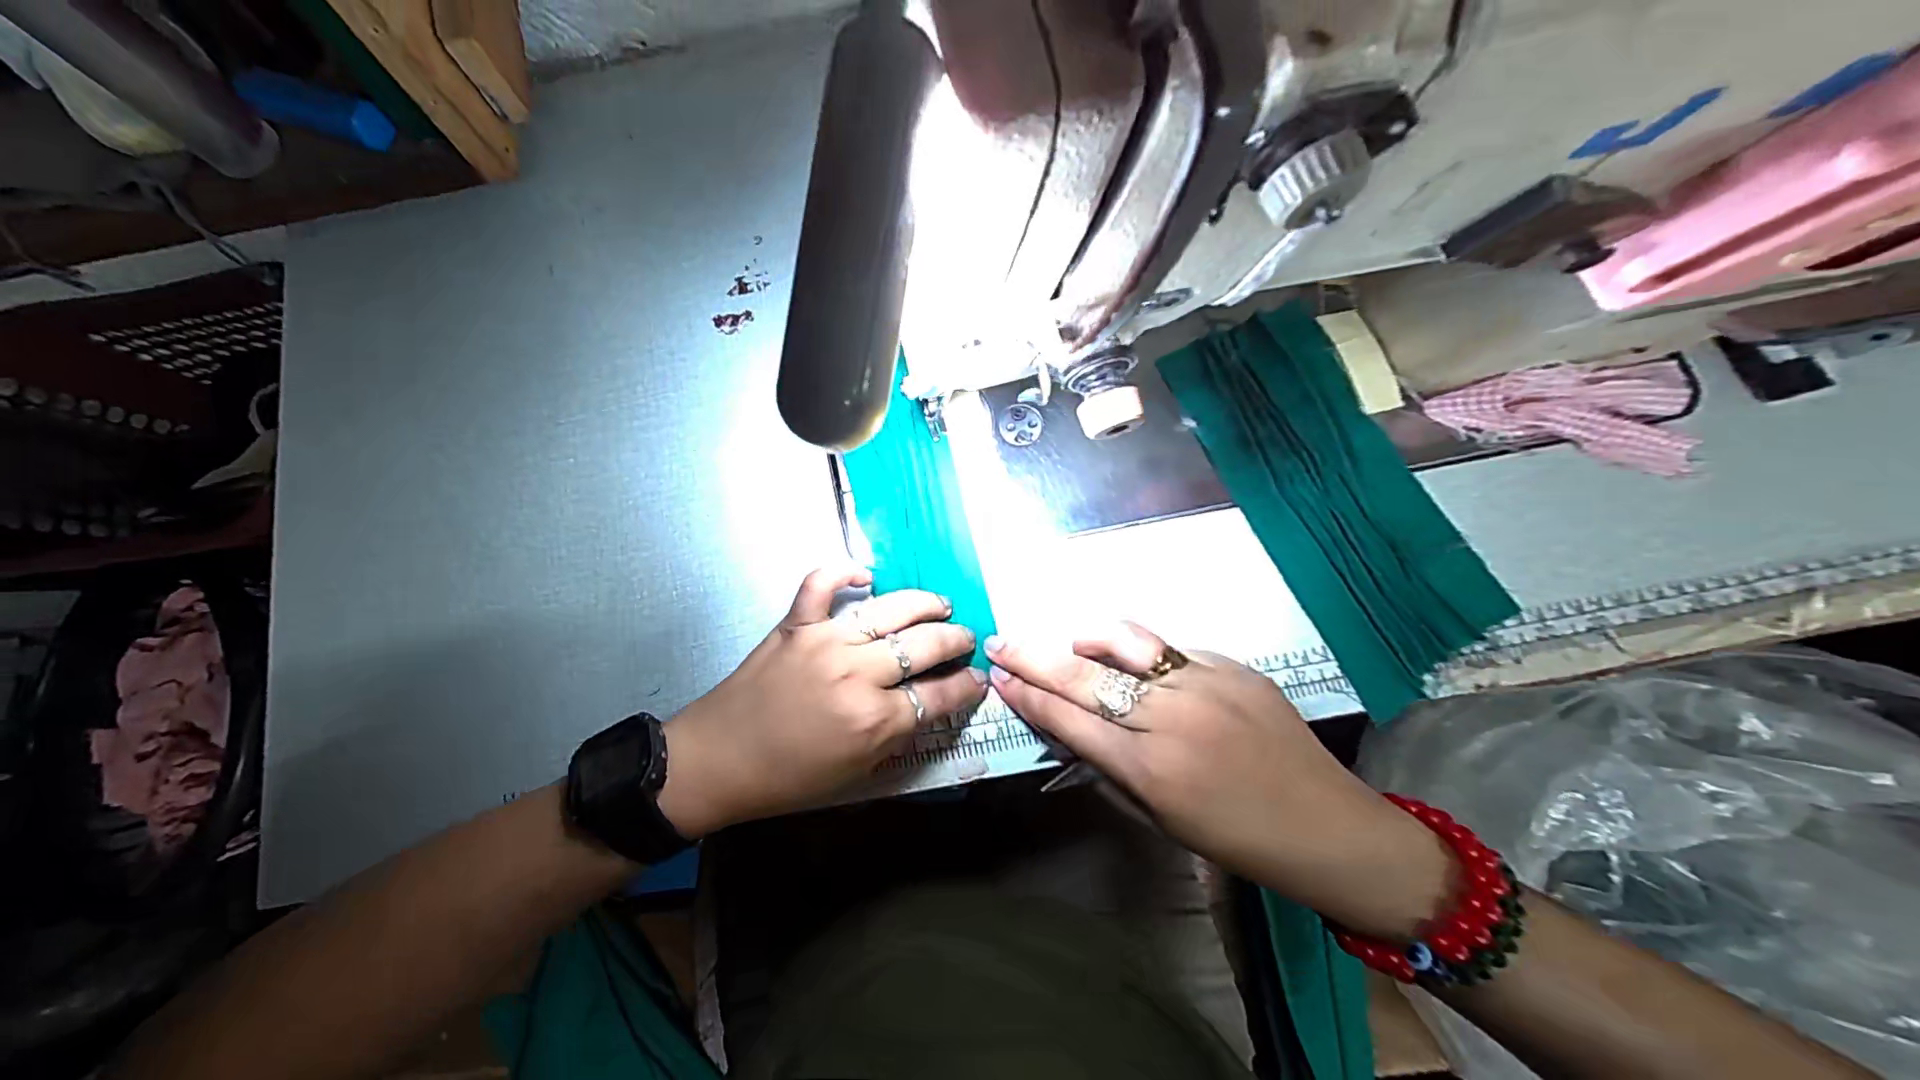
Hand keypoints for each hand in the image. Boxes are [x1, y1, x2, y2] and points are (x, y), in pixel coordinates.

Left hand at [654, 565, 987, 839]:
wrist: (718, 762)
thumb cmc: (789, 778)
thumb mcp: (856, 772)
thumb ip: (900, 734)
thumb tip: (933, 702)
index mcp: (875, 720)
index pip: (940, 694)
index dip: (968, 685)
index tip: (978, 678)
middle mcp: (857, 673)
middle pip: (926, 644)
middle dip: (957, 640)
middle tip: (966, 639)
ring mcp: (824, 642)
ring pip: (890, 609)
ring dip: (924, 603)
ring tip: (940, 604)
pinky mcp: (794, 625)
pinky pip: (820, 584)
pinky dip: (842, 572)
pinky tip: (865, 574)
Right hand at [987, 623, 1454, 938]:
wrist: (1326, 826)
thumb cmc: (1235, 839)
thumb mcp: (1160, 818)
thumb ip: (1109, 770)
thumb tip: (1069, 728)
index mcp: (1149, 769)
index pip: (1069, 720)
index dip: (1028, 696)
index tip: (1000, 678)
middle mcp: (1171, 719)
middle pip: (1085, 678)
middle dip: (1034, 659)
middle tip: (1002, 642)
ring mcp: (1205, 685)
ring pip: (1127, 645)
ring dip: (1088, 640)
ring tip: (1070, 643)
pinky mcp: (1234, 668)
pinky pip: (1173, 649)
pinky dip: (1144, 653)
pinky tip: (1137, 663)